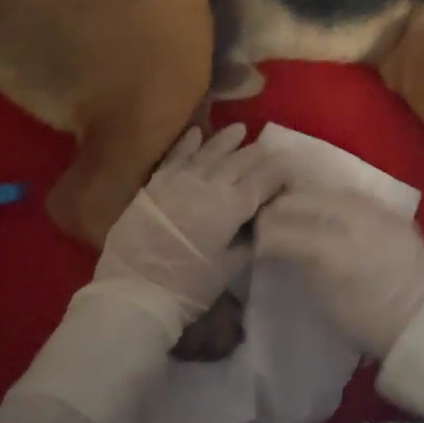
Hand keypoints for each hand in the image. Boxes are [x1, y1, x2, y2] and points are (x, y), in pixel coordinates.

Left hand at [95, 124, 286, 327]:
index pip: (266, 178)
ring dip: (228, 139)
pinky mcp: (156, 184)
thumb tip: (262, 221)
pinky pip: (176, 155)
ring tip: (240, 129)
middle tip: (269, 149)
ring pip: (211, 150)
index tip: (291, 168)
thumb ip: (248, 239)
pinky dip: (188, 142)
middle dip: (258, 153)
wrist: (132, 293)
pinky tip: (196, 132)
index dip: (281, 171)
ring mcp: (182, 180)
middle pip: (242, 160)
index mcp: (233, 206)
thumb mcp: (229, 269)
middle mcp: (211, 185)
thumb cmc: (187, 288)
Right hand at [254, 187, 423, 357]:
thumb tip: (280, 245)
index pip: (292, 230)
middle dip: (284, 207)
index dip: (268, 233)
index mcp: (339, 252)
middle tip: (269, 217)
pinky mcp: (392, 210)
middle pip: (311, 201)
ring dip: (307, 198)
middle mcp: (359, 223)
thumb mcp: (325, 300)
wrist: (418, 319)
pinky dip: (332, 199)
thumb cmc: (367, 321)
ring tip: (292, 208)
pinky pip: (354, 196)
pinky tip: (323, 207)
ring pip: (332, 192)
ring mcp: (378, 212)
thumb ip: (303, 264)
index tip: (256, 239)